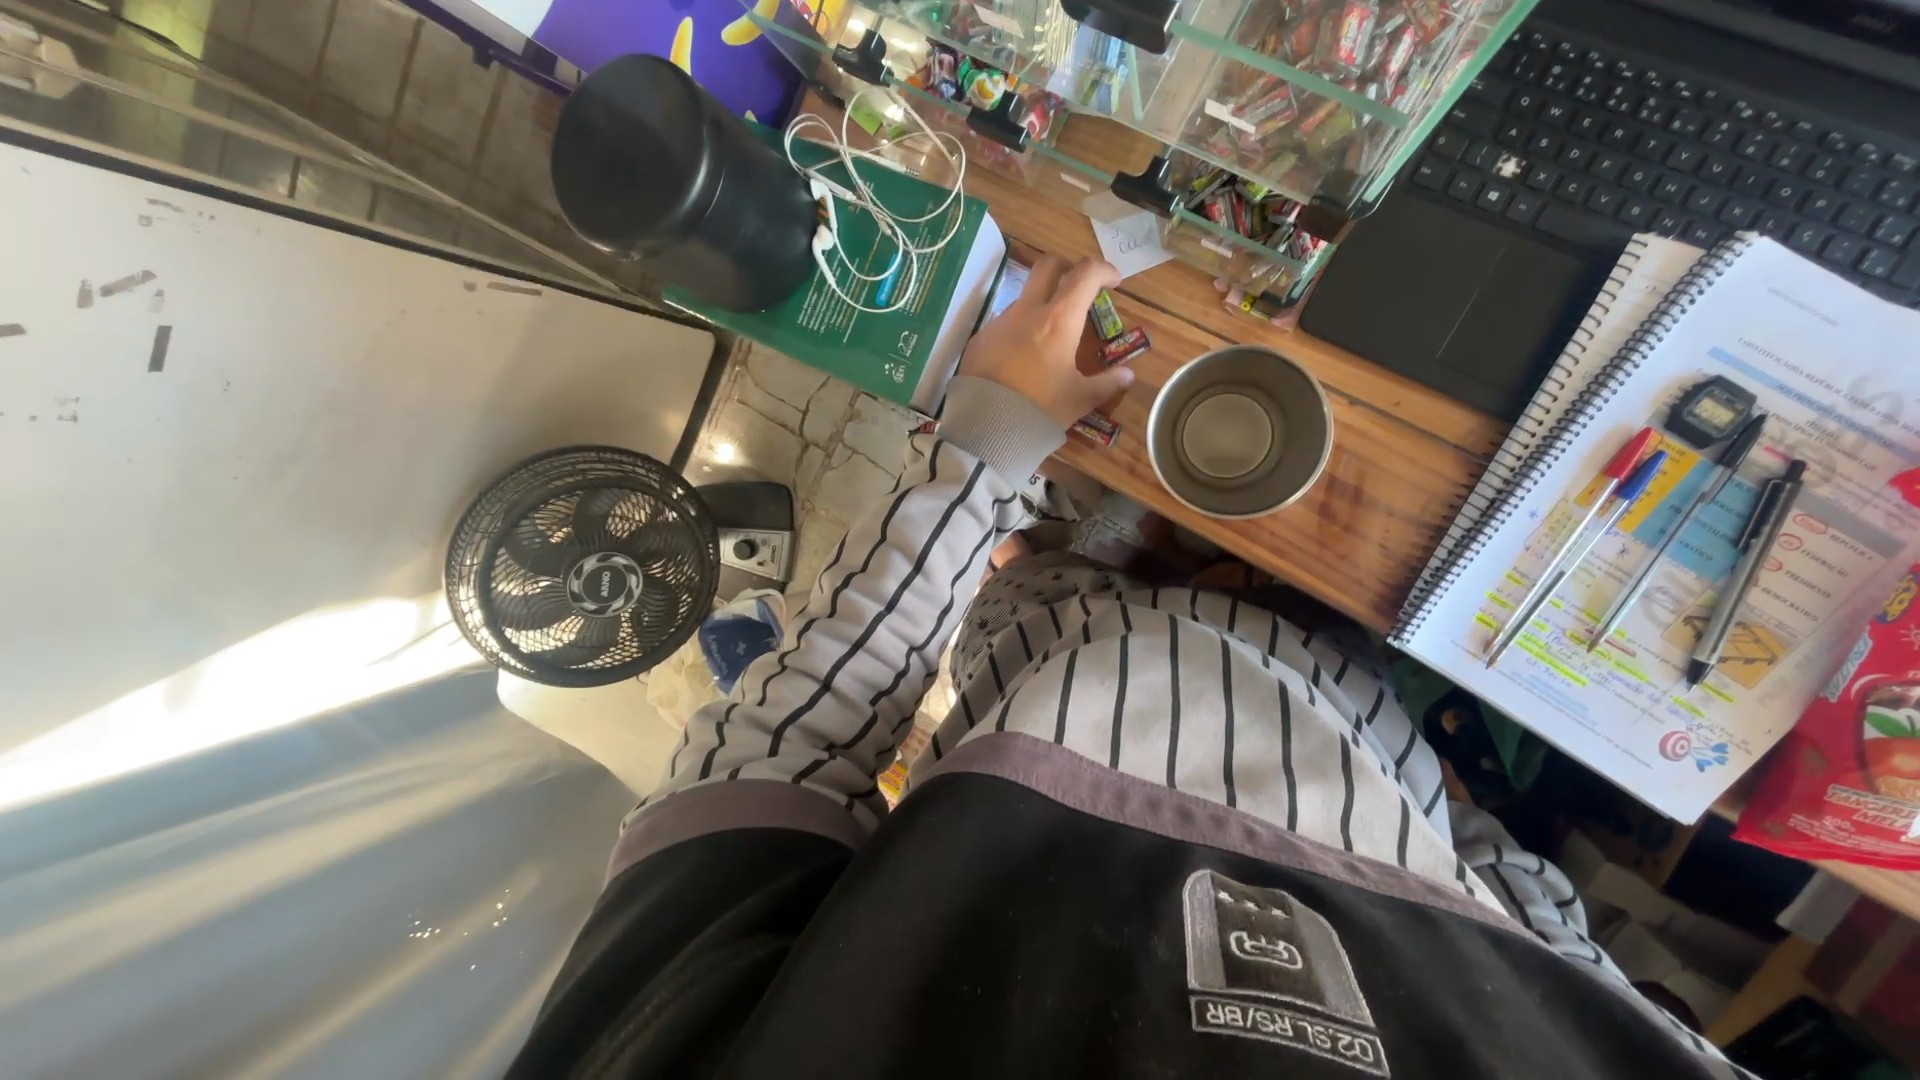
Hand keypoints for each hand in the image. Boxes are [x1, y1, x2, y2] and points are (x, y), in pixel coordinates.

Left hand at [958, 255, 1135, 428]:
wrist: (986, 428)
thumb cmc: (1039, 410)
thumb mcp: (1079, 400)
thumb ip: (1106, 384)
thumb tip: (1128, 375)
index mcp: (1059, 320)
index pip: (1085, 274)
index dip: (1103, 270)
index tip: (1113, 281)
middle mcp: (1027, 311)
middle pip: (1048, 266)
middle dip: (1068, 268)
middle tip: (1080, 288)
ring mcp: (999, 322)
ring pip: (1024, 297)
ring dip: (1042, 304)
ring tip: (1050, 336)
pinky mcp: (980, 339)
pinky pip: (1004, 324)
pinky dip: (1020, 329)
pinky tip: (1022, 358)